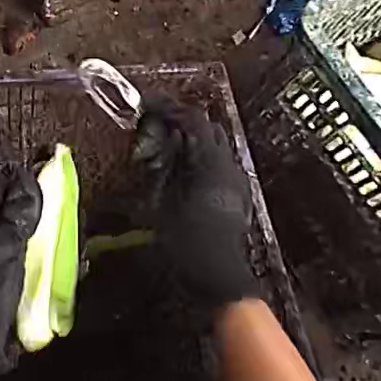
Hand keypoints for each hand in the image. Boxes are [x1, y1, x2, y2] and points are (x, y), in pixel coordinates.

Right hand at [134, 101, 264, 314]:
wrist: (217, 275)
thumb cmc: (187, 241)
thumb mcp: (164, 201)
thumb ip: (165, 164)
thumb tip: (163, 137)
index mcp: (212, 162)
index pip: (192, 120)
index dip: (167, 108)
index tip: (145, 104)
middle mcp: (229, 164)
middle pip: (207, 128)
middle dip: (181, 120)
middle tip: (153, 123)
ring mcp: (236, 179)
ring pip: (214, 144)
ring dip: (190, 138)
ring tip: (163, 144)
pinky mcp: (235, 193)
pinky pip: (217, 162)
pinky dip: (197, 156)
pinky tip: (179, 168)